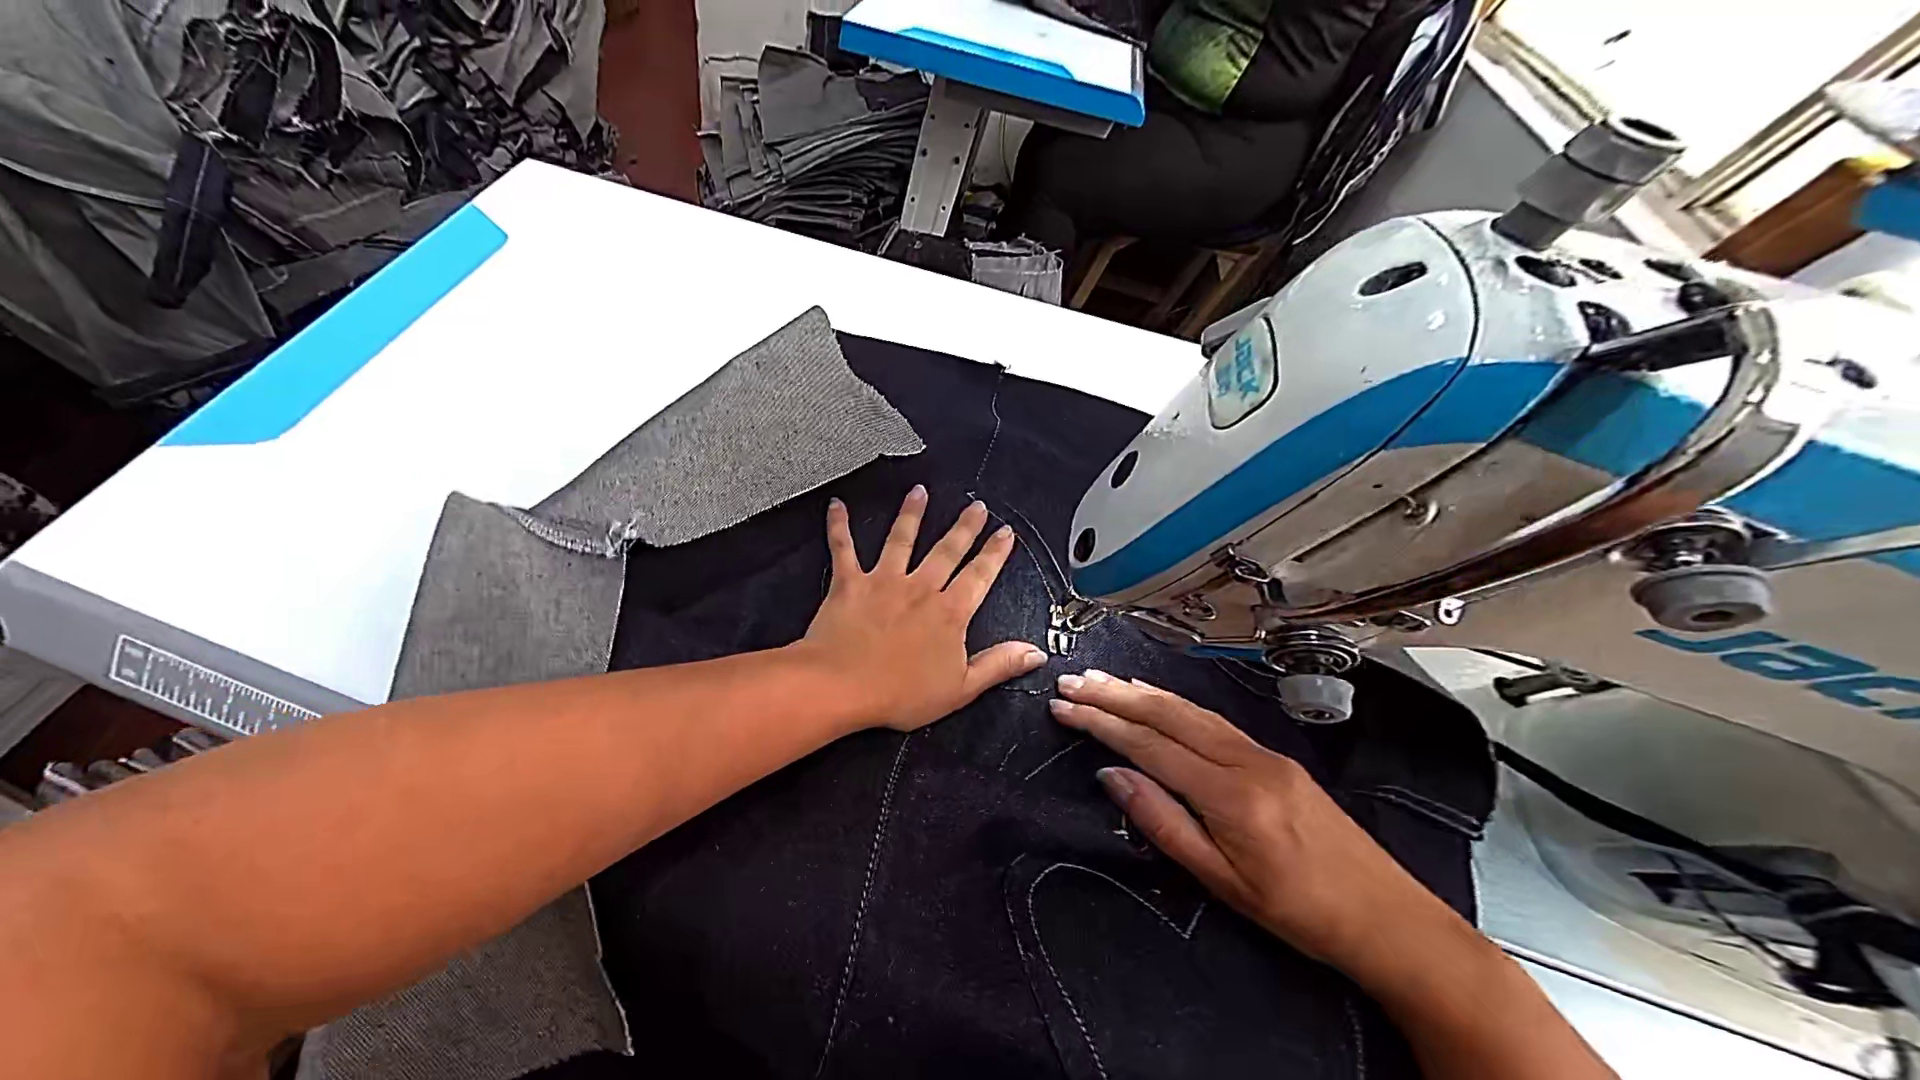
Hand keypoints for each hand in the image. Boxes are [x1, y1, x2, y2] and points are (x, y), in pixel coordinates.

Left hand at [798, 485, 1047, 731]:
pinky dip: (839, 526)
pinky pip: (844, 548)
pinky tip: (837, 506)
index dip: (995, 553)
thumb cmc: (898, 692)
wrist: (843, 687)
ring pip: (901, 539)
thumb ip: (999, 665)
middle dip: (964, 526)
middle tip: (975, 506)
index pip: (979, 575)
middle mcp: (919, 589)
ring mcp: (883, 582)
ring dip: (912, 513)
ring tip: (920, 492)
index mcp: (948, 613)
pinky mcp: (849, 584)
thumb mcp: (961, 688)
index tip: (1005, 533)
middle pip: (947, 550)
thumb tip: (1034, 654)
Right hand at [1048, 671, 1471, 981]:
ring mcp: (1263, 752)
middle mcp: (1246, 760)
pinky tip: (1155, 697)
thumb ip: (1163, 823)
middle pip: (1167, 714)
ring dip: (1140, 691)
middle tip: (1071, 681)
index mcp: (1231, 795)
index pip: (1150, 745)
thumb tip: (1112, 775)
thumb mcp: (1221, 881)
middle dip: (1113, 695)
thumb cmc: (1300, 911)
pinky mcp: (1273, 755)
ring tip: (1101, 681)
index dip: (1102, 723)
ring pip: (1189, 709)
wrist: (1386, 916)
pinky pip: (1211, 718)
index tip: (1065, 708)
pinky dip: (1173, 703)